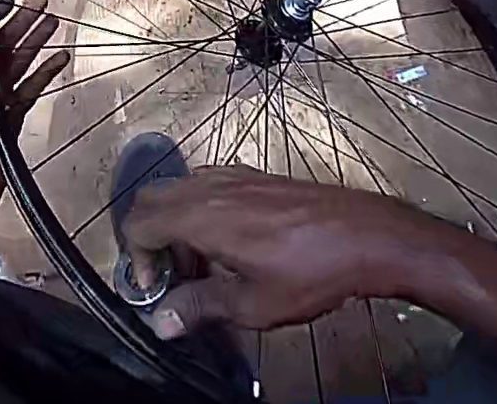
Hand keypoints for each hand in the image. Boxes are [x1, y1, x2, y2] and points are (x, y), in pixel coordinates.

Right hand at [122, 166, 465, 338]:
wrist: (359, 233)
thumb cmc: (306, 271)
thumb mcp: (251, 303)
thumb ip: (199, 306)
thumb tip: (160, 322)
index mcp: (199, 214)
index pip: (139, 221)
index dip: (137, 257)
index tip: (159, 289)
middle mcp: (205, 185)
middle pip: (151, 198)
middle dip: (150, 238)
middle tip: (174, 277)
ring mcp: (227, 174)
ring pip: (176, 190)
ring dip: (174, 225)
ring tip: (203, 266)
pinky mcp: (247, 174)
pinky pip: (203, 185)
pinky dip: (196, 210)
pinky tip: (228, 243)